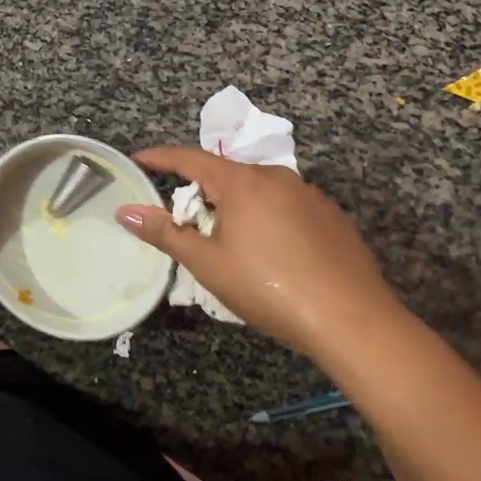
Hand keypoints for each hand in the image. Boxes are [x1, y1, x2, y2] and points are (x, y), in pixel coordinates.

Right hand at [118, 147, 401, 356]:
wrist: (355, 323)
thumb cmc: (270, 289)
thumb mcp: (208, 263)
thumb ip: (164, 232)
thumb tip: (124, 211)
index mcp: (241, 181)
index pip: (189, 157)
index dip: (160, 158)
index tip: (138, 159)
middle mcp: (276, 177)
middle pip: (225, 174)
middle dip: (202, 191)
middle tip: (185, 219)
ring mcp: (310, 195)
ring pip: (259, 191)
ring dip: (238, 207)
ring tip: (230, 241)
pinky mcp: (334, 218)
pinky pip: (287, 207)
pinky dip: (269, 219)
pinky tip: (272, 254)